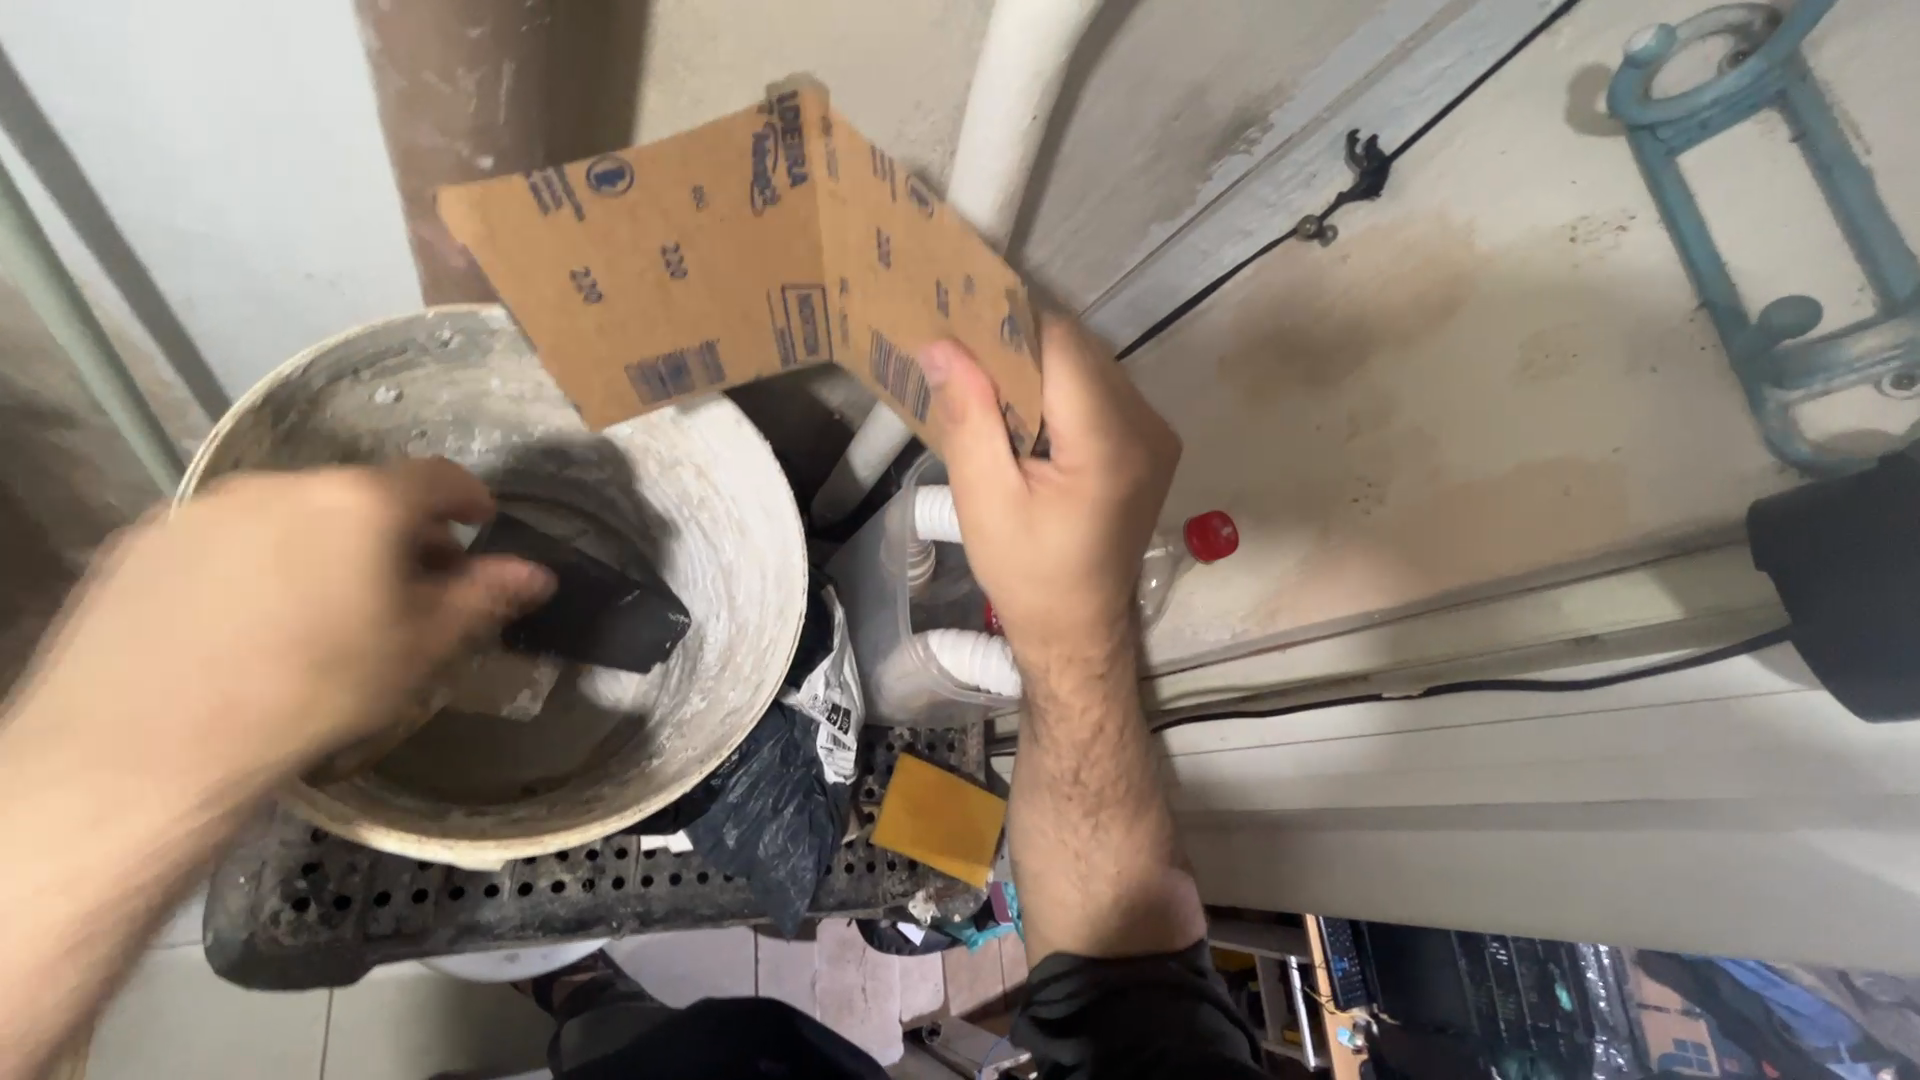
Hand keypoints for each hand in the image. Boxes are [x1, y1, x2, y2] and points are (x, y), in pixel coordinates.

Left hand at [3, 459, 553, 790]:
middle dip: (401, 530)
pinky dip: (265, 558)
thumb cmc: (317, 689)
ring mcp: (206, 509)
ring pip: (297, 512)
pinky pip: (232, 534)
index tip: (479, 527)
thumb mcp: (421, 646)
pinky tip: (257, 617)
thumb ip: (484, 596)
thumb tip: (537, 573)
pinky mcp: (146, 541)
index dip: (470, 499)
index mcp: (361, 502)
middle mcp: (283, 485)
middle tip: (412, 584)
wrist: (145, 748)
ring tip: (331, 604)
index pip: (438, 476)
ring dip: (332, 541)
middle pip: (365, 493)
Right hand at [923, 315, 1180, 680]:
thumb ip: (969, 416)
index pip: (1061, 345)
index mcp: (1109, 443)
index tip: (957, 323)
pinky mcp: (1152, 443)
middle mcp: (1148, 426)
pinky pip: (1102, 389)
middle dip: (1020, 344)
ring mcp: (1157, 433)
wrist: (1077, 627)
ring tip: (987, 382)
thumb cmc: (1026, 574)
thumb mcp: (985, 499)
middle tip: (963, 353)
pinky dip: (1061, 387)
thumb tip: (941, 343)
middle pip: (1080, 349)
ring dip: (1040, 365)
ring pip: (1092, 363)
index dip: (1008, 325)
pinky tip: (1026, 411)